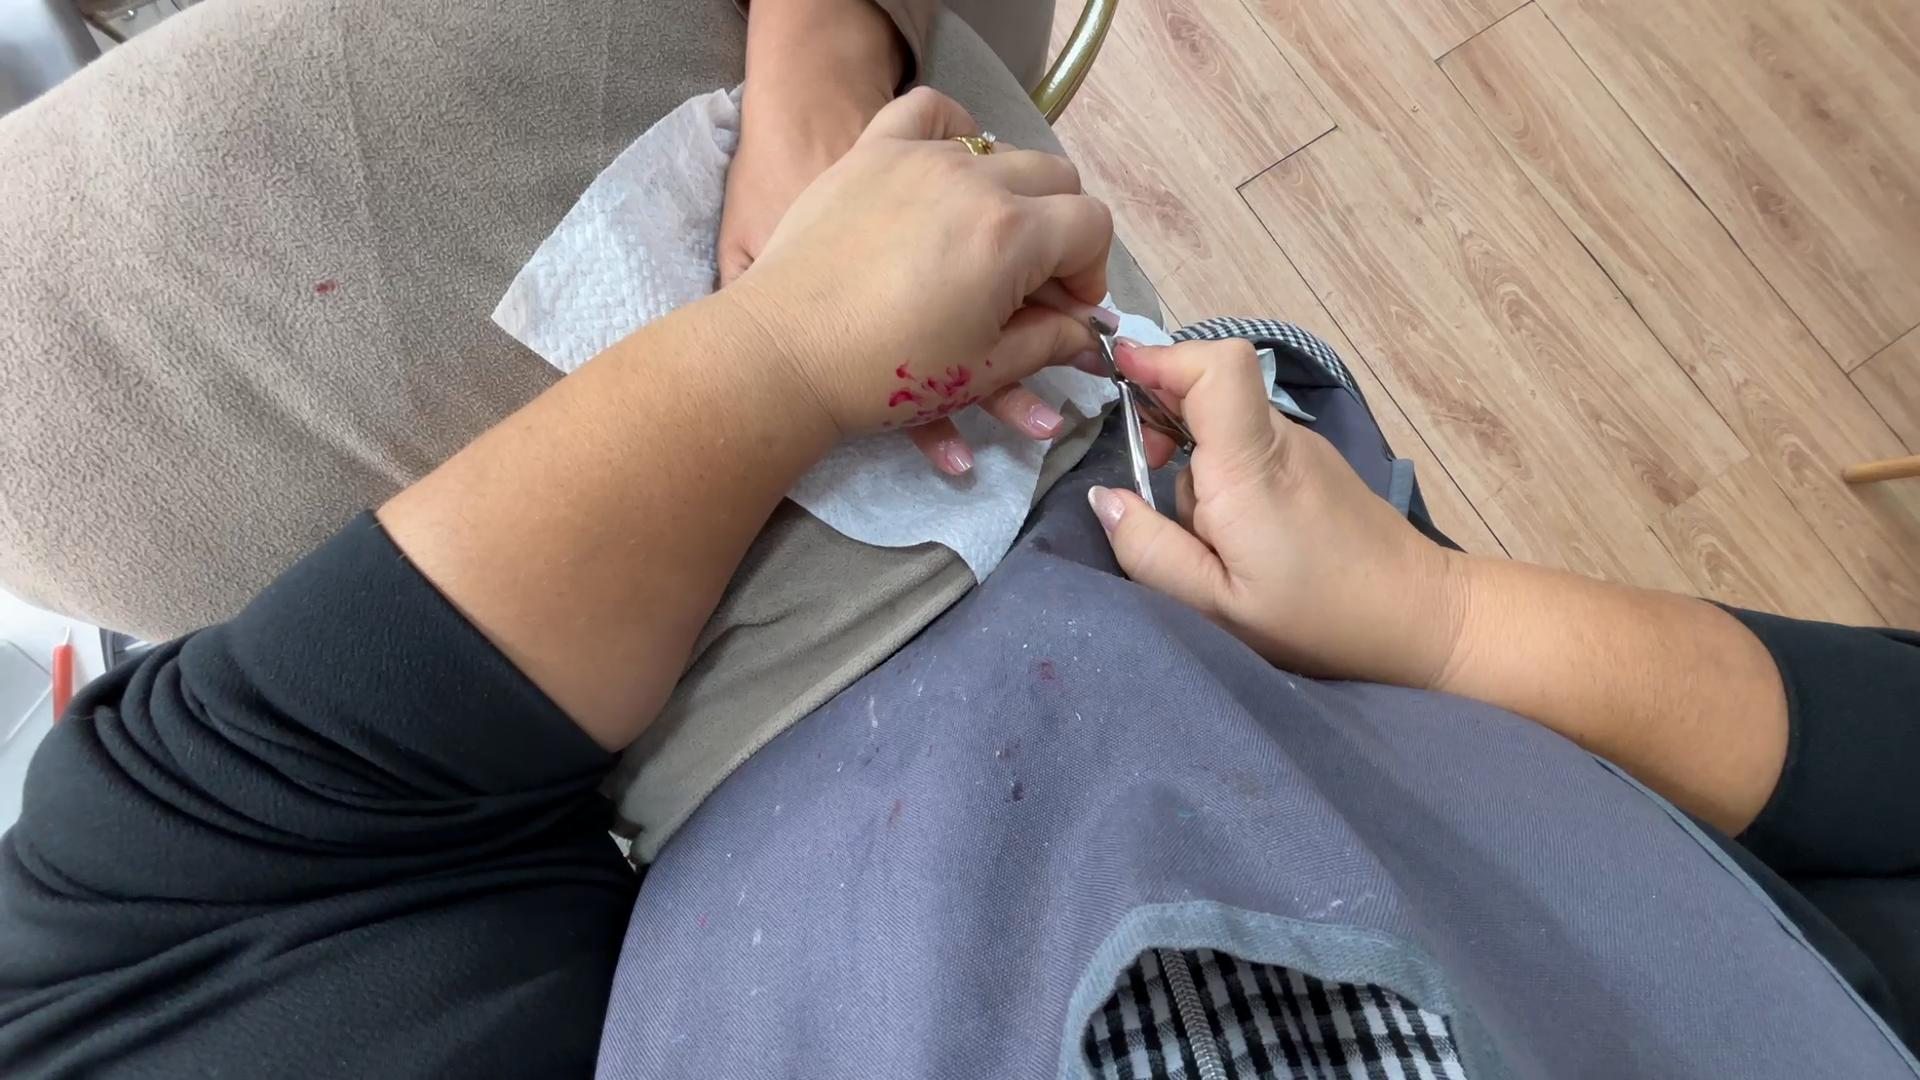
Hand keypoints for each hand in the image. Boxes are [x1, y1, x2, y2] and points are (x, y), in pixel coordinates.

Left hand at [732, 88, 1116, 469]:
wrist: (786, 353)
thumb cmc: (887, 374)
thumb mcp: (981, 371)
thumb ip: (1048, 343)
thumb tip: (1084, 331)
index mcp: (1011, 237)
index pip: (1091, 227)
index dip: (1093, 271)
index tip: (1071, 308)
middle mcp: (975, 180)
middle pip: (1057, 180)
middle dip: (1062, 232)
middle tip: (1037, 282)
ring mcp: (920, 156)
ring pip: (1002, 149)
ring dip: (1015, 194)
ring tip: (990, 240)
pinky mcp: (873, 150)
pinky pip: (930, 114)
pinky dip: (954, 134)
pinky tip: (950, 171)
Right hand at [1086, 338, 1468, 688]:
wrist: (1423, 619)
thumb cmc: (1319, 620)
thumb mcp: (1215, 606)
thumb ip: (1150, 551)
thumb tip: (1104, 498)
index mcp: (1252, 470)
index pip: (1217, 368)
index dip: (1164, 357)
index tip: (1120, 370)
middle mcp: (1279, 442)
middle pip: (1209, 390)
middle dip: (1161, 418)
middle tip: (1147, 473)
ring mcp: (1300, 449)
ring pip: (1221, 428)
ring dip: (1191, 463)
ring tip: (1204, 535)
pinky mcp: (1309, 465)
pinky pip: (1244, 447)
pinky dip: (1218, 473)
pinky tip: (1232, 531)